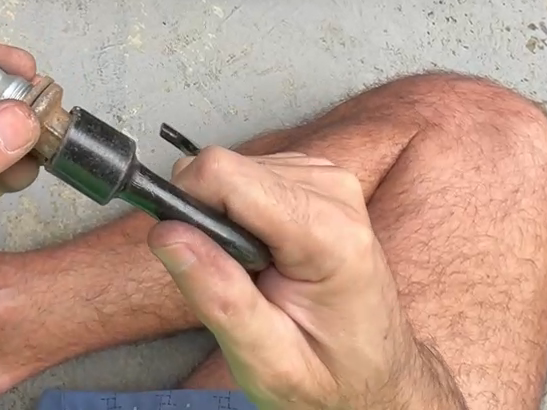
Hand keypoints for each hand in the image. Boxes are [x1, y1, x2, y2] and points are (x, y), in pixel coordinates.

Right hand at [149, 151, 463, 409]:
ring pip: (230, 166)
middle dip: (206, 215)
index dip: (189, 204)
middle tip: (231, 273)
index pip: (224, 173)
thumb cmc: (332, 380)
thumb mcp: (269, 364)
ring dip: (222, 214)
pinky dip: (237, 207)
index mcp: (330, 235)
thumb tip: (167, 233)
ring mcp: (327, 178)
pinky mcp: (315, 174)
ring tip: (252, 266)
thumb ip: (219, 297)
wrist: (379, 379)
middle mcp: (333, 192)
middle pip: (224, 167)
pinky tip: (262, 248)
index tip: (193, 252)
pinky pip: (245, 171)